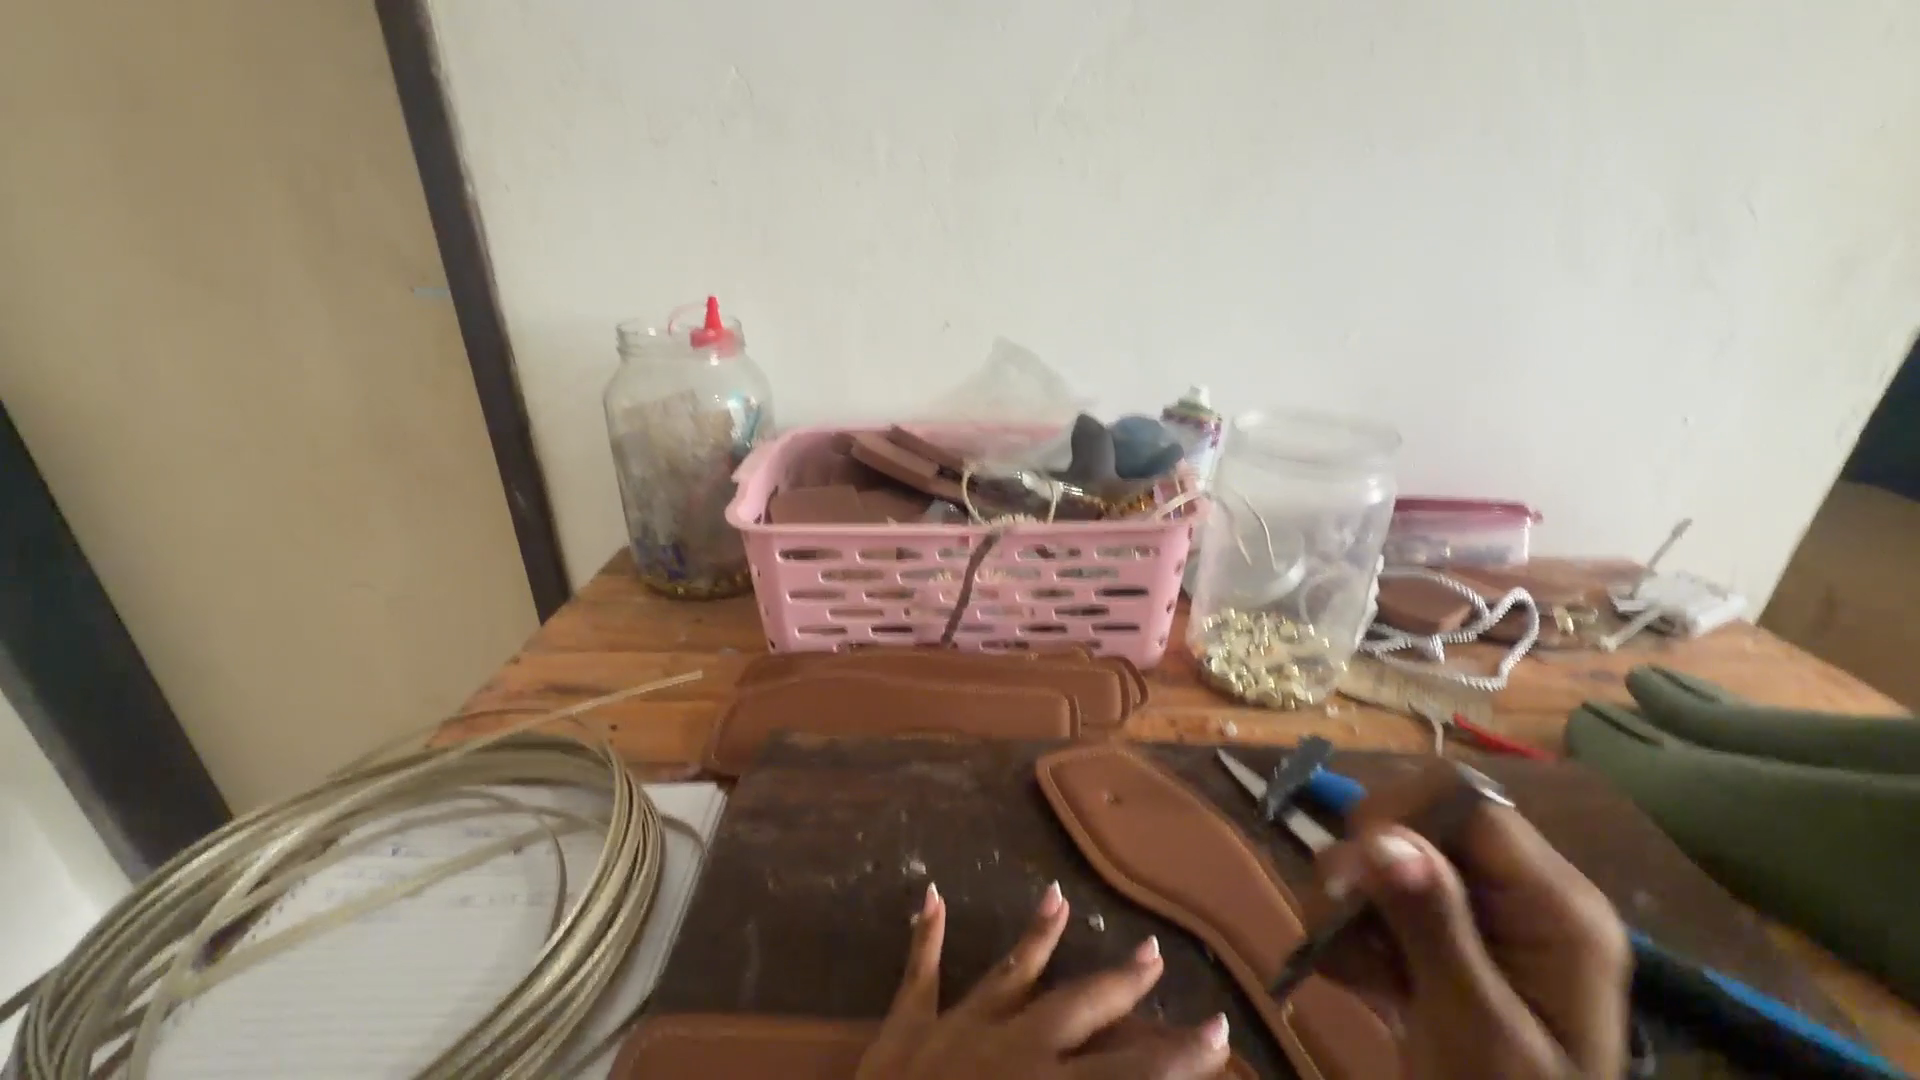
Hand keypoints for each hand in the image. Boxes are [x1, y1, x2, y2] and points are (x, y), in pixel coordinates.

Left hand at [856, 882, 1231, 1079]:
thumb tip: (1119, 1077)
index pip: (1129, 1071)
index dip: (1178, 1055)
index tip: (1218, 1030)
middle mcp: (1011, 1048)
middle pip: (1078, 1007)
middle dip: (1119, 982)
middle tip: (1152, 951)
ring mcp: (956, 1029)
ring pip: (1009, 972)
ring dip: (1036, 935)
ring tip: (1056, 895)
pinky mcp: (907, 1028)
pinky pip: (919, 974)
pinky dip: (925, 935)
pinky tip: (929, 894)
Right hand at [1314, 805, 1631, 1079]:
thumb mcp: (1474, 1028)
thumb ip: (1432, 928)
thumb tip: (1380, 836)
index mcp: (1554, 905)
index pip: (1465, 802)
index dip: (1398, 816)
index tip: (1351, 870)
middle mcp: (1516, 892)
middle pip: (1416, 818)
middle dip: (1362, 863)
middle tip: (1336, 916)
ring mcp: (1474, 913)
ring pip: (1381, 856)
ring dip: (1344, 903)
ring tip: (1345, 968)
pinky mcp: (1437, 935)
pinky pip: (1372, 897)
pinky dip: (1346, 931)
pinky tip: (1354, 981)